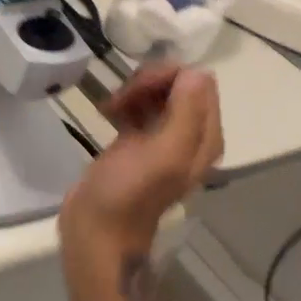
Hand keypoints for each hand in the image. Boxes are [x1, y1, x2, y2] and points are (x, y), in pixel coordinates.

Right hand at [58, 66, 222, 300]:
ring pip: (154, 94)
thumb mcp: (165, 152)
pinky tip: (106, 111)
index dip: (169, 77)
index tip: (138, 88)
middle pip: (177, 85)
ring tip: (111, 106)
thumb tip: (194, 71)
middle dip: (149, 82)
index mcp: (204, 136)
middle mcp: (188, 135)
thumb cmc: (129, 192)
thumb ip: (186, 112)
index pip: (200, 82)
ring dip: (132, 92)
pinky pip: (136, 109)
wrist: (96, 229)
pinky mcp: (133, 143)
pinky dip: (122, 104)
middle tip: (122, 98)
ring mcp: (160, 139)